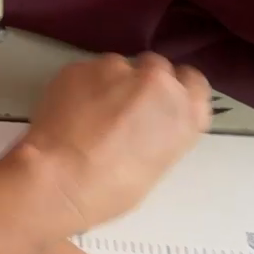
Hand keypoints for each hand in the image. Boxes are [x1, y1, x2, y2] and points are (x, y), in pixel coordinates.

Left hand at [11, 52, 211, 231]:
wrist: (62, 177)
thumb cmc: (113, 187)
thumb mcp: (158, 161)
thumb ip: (160, 130)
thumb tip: (143, 124)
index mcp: (186, 111)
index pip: (192, 81)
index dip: (172, 89)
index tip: (155, 101)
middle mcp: (157, 82)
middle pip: (154, 67)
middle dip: (138, 81)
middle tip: (119, 106)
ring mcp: (116, 69)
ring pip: (115, 66)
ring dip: (105, 82)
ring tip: (85, 111)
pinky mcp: (78, 67)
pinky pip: (83, 72)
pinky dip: (77, 85)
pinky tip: (66, 109)